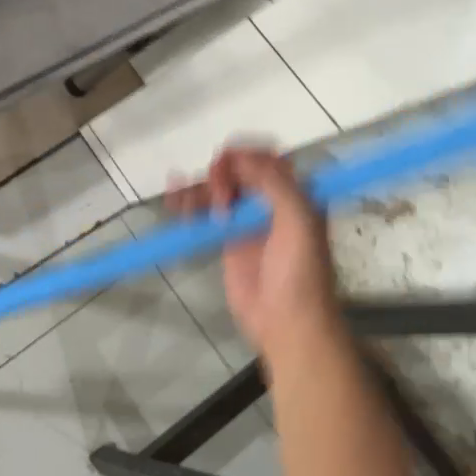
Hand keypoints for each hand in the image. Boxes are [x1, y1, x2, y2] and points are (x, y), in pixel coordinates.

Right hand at [168, 147, 340, 359]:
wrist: (286, 321)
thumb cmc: (300, 273)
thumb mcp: (299, 224)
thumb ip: (276, 186)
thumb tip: (242, 158)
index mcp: (295, 196)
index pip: (269, 159)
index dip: (247, 154)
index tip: (228, 161)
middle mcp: (270, 203)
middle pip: (238, 170)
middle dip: (221, 174)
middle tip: (218, 196)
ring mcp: (245, 220)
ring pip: (217, 188)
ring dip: (200, 188)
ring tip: (186, 203)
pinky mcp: (225, 237)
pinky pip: (204, 210)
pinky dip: (188, 201)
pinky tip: (175, 199)